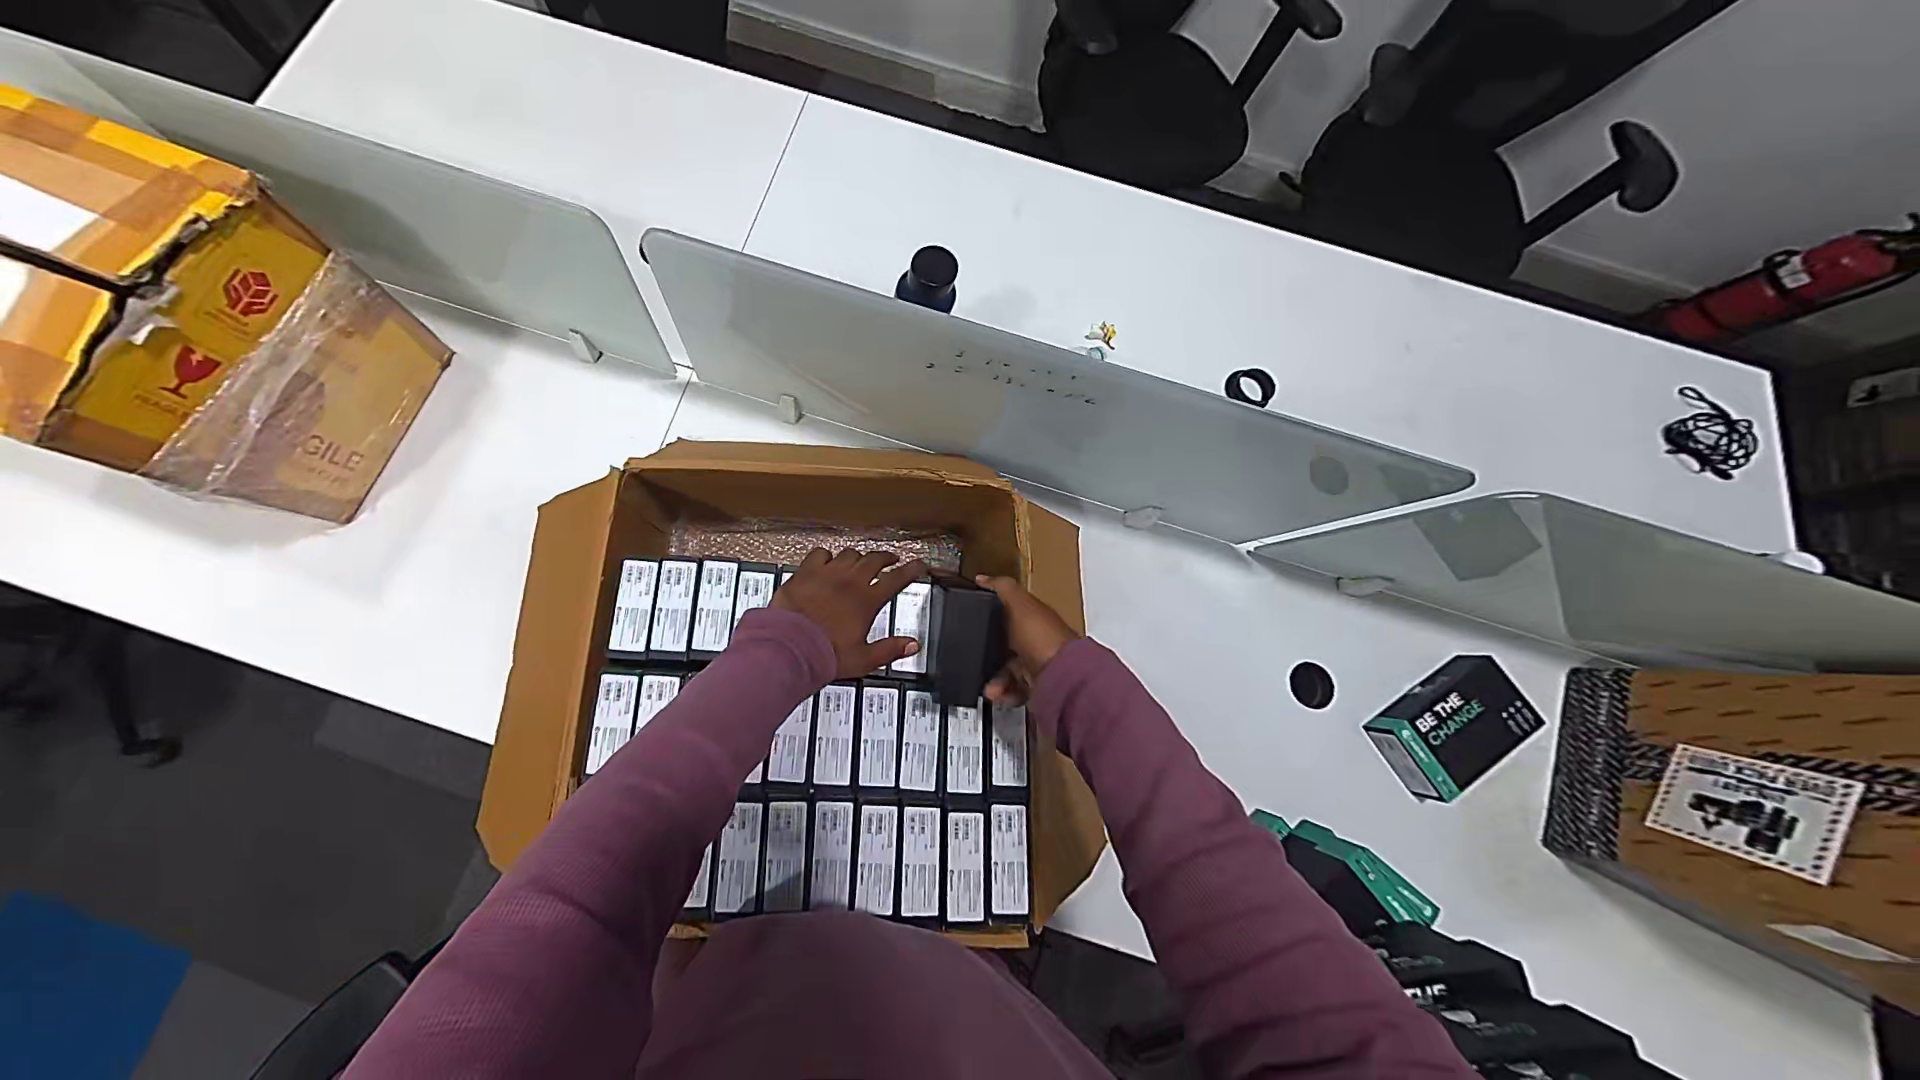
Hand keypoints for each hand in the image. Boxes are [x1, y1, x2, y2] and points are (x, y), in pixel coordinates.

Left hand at [773, 549, 927, 679]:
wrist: (788, 647)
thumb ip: (890, 649)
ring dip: (859, 556)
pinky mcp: (805, 573)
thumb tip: (912, 645)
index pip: (897, 579)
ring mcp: (827, 574)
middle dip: (886, 558)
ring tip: (861, 559)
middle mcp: (849, 582)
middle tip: (891, 559)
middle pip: (874, 560)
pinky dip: (827, 555)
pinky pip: (820, 553)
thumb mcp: (863, 659)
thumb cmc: (823, 654)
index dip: (911, 570)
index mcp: (866, 601)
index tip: (918, 565)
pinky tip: (827, 559)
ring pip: (849, 554)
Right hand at [975, 574, 1079, 705]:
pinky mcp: (1037, 687)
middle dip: (987, 658)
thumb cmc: (1043, 637)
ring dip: (994, 680)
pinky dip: (1005, 694)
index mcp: (1034, 619)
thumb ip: (1001, 588)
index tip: (973, 629)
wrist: (1061, 676)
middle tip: (978, 663)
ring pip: (1007, 673)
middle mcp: (1036, 642)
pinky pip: (1014, 692)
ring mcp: (1037, 666)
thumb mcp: (1019, 603)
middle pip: (1004, 649)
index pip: (1009, 617)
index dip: (991, 622)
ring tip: (989, 687)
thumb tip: (983, 577)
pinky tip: (999, 693)